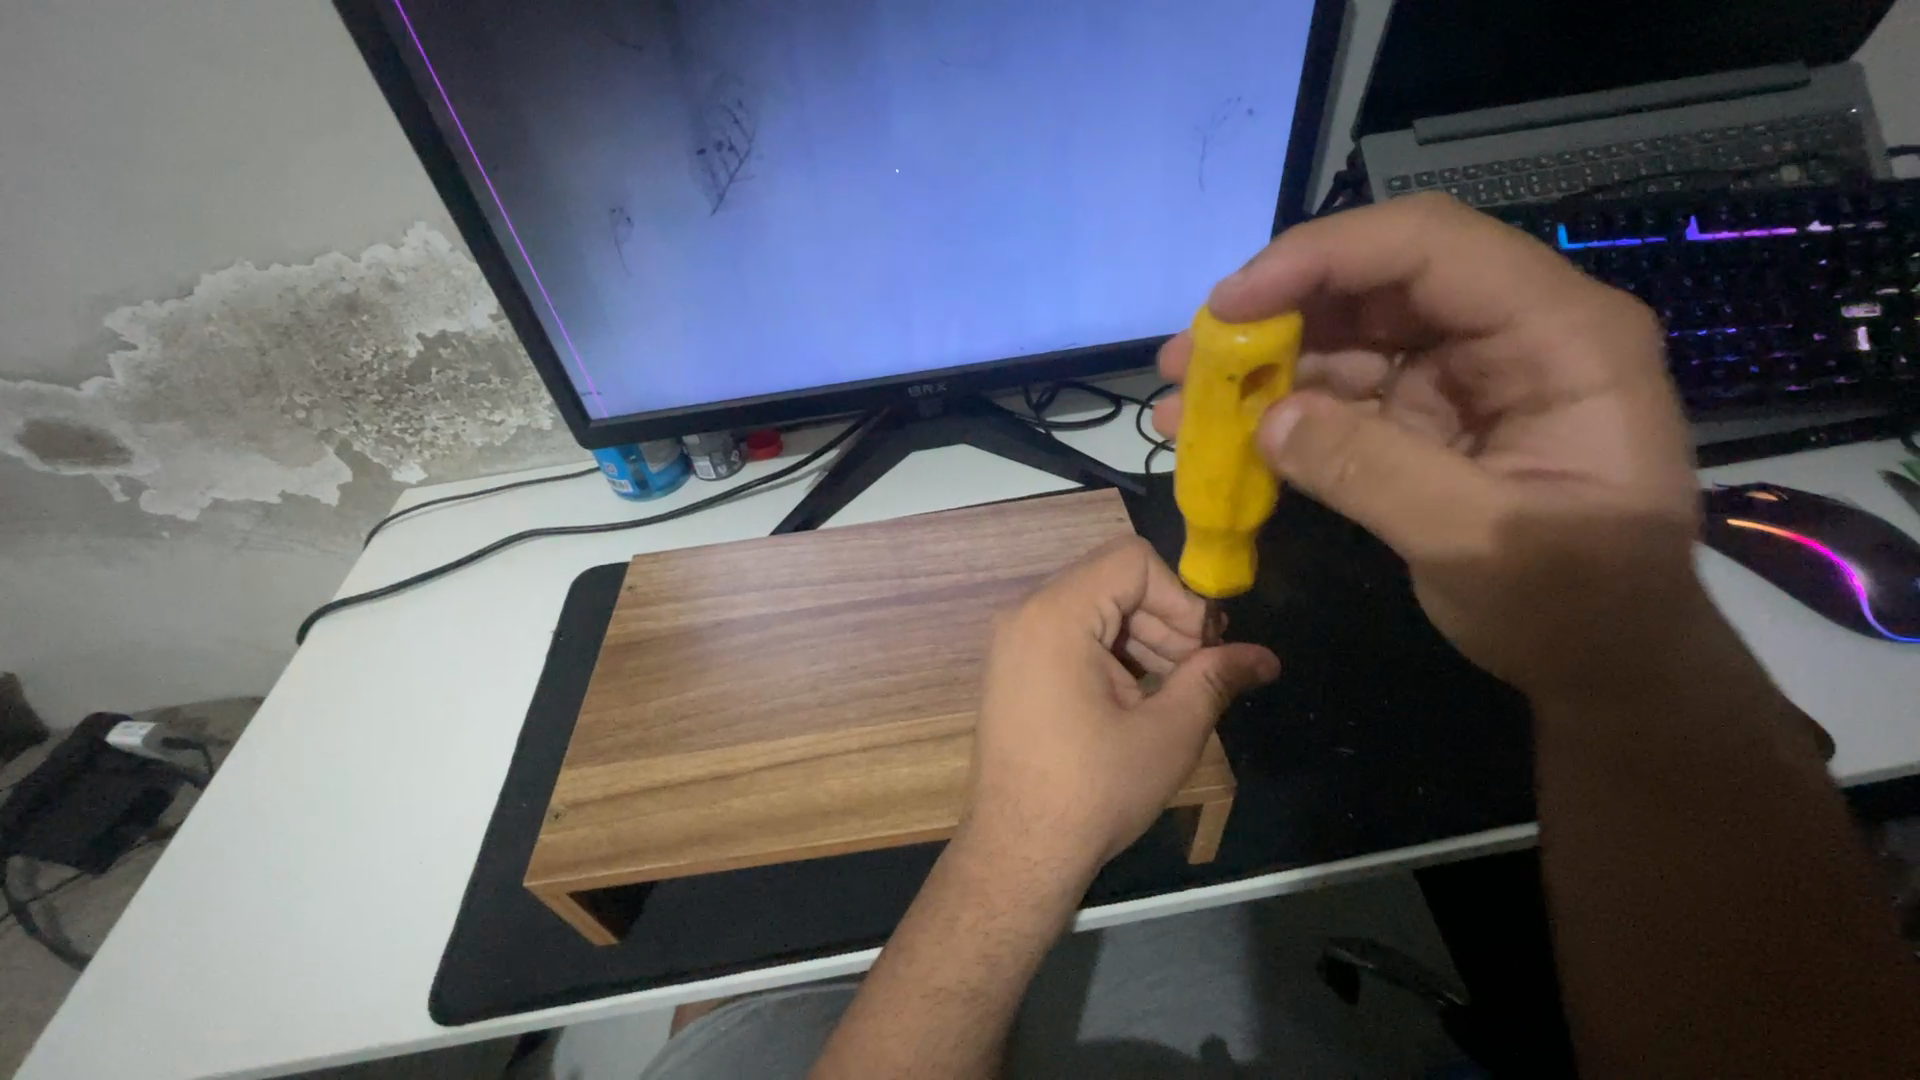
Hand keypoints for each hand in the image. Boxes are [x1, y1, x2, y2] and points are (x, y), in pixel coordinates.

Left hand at [959, 537, 1279, 874]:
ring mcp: (1013, 640)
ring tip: (1174, 692)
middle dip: (1165, 620)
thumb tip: (1265, 656)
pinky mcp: (1013, 666)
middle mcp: (1026, 613)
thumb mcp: (1168, 733)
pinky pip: (1071, 634)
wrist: (1018, 850)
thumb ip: (1214, 678)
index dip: (1181, 597)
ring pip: (1094, 607)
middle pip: (1113, 580)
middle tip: (1199, 673)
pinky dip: (1111, 653)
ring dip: (1142, 638)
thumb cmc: (1093, 791)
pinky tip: (1138, 698)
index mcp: (1055, 615)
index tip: (1205, 648)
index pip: (1133, 560)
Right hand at [1153, 195, 1703, 697]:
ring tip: (1182, 398)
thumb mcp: (1480, 542)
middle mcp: (1505, 335)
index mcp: (1555, 334)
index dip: (1321, 259)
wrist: (1601, 661)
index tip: (1228, 306)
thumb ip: (1374, 473)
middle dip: (1274, 312)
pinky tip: (1219, 433)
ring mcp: (1457, 377)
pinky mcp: (1419, 419)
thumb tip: (1265, 421)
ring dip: (1261, 363)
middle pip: (1374, 283)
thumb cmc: (1576, 604)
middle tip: (1187, 354)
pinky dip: (1275, 411)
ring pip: (1344, 337)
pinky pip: (1335, 395)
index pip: (1428, 249)